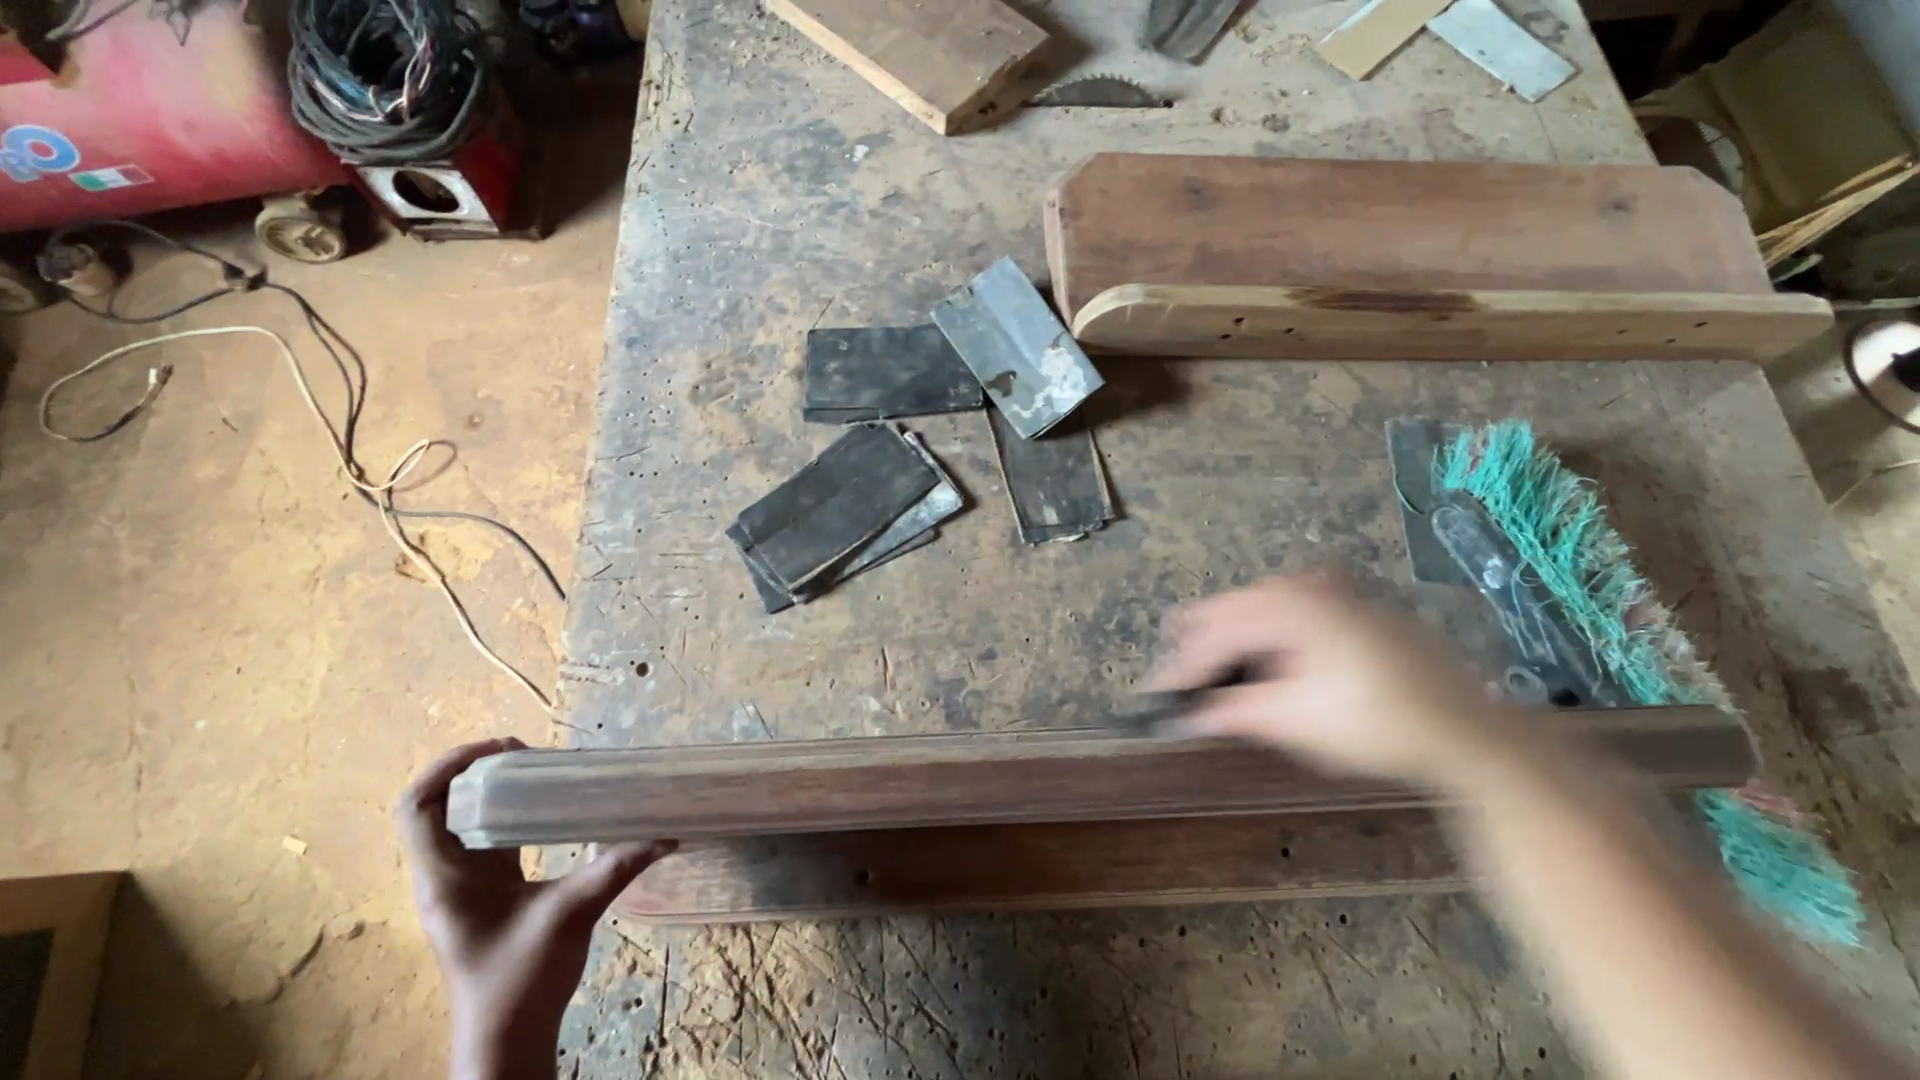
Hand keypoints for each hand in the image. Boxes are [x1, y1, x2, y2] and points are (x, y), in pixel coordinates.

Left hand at [395, 738, 674, 1079]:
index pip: (417, 807)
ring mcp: (461, 888)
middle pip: (437, 807)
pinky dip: (506, 818)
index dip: (449, 767)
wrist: (506, 1037)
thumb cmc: (521, 978)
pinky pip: (484, 844)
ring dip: (489, 793)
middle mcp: (443, 877)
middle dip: (475, 771)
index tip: (500, 749)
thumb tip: (665, 834)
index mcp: (445, 877)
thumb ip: (615, 868)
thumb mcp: (571, 914)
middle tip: (527, 753)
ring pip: (459, 824)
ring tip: (536, 771)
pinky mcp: (482, 898)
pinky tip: (543, 812)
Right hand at [1147, 575, 1517, 788]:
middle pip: (1230, 612)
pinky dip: (1265, 642)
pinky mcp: (1353, 607)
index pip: (1214, 631)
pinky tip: (1259, 672)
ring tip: (1213, 686)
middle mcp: (1307, 584)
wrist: (1469, 730)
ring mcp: (1334, 591)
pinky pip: (1288, 615)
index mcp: (1290, 604)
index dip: (1180, 667)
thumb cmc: (1379, 724)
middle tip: (1181, 693)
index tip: (1154, 698)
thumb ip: (1231, 710)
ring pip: (1257, 612)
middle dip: (1202, 653)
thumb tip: (1185, 715)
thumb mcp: (1295, 720)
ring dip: (1232, 647)